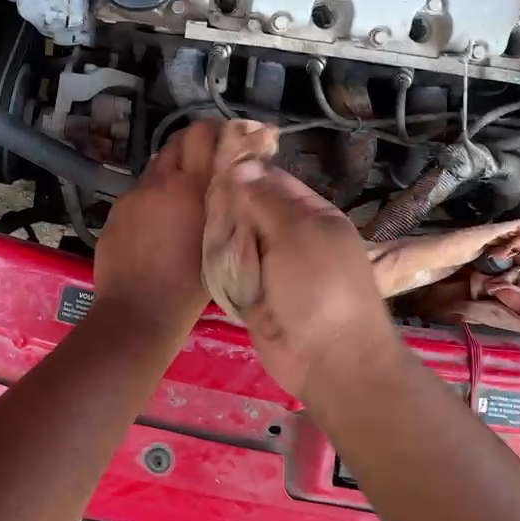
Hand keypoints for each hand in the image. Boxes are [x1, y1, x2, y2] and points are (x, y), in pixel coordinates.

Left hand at [90, 119, 220, 334]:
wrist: (136, 314)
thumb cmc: (189, 286)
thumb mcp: (221, 241)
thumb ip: (227, 204)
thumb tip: (236, 181)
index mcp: (189, 185)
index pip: (202, 133)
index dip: (216, 131)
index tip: (230, 142)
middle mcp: (158, 182)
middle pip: (177, 144)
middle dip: (195, 149)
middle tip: (211, 168)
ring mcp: (132, 196)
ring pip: (157, 169)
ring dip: (173, 174)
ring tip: (185, 200)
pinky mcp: (115, 213)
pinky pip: (140, 194)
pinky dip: (154, 198)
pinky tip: (160, 226)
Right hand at [205, 161, 399, 399]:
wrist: (328, 360)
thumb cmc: (321, 287)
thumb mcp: (298, 232)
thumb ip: (266, 199)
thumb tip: (243, 165)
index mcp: (311, 215)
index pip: (272, 181)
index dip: (244, 171)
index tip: (209, 161)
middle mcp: (290, 236)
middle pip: (249, 208)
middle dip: (225, 203)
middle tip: (192, 192)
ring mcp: (270, 266)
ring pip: (235, 237)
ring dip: (219, 233)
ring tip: (191, 217)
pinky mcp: (252, 293)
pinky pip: (228, 268)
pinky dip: (216, 262)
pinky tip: (194, 246)